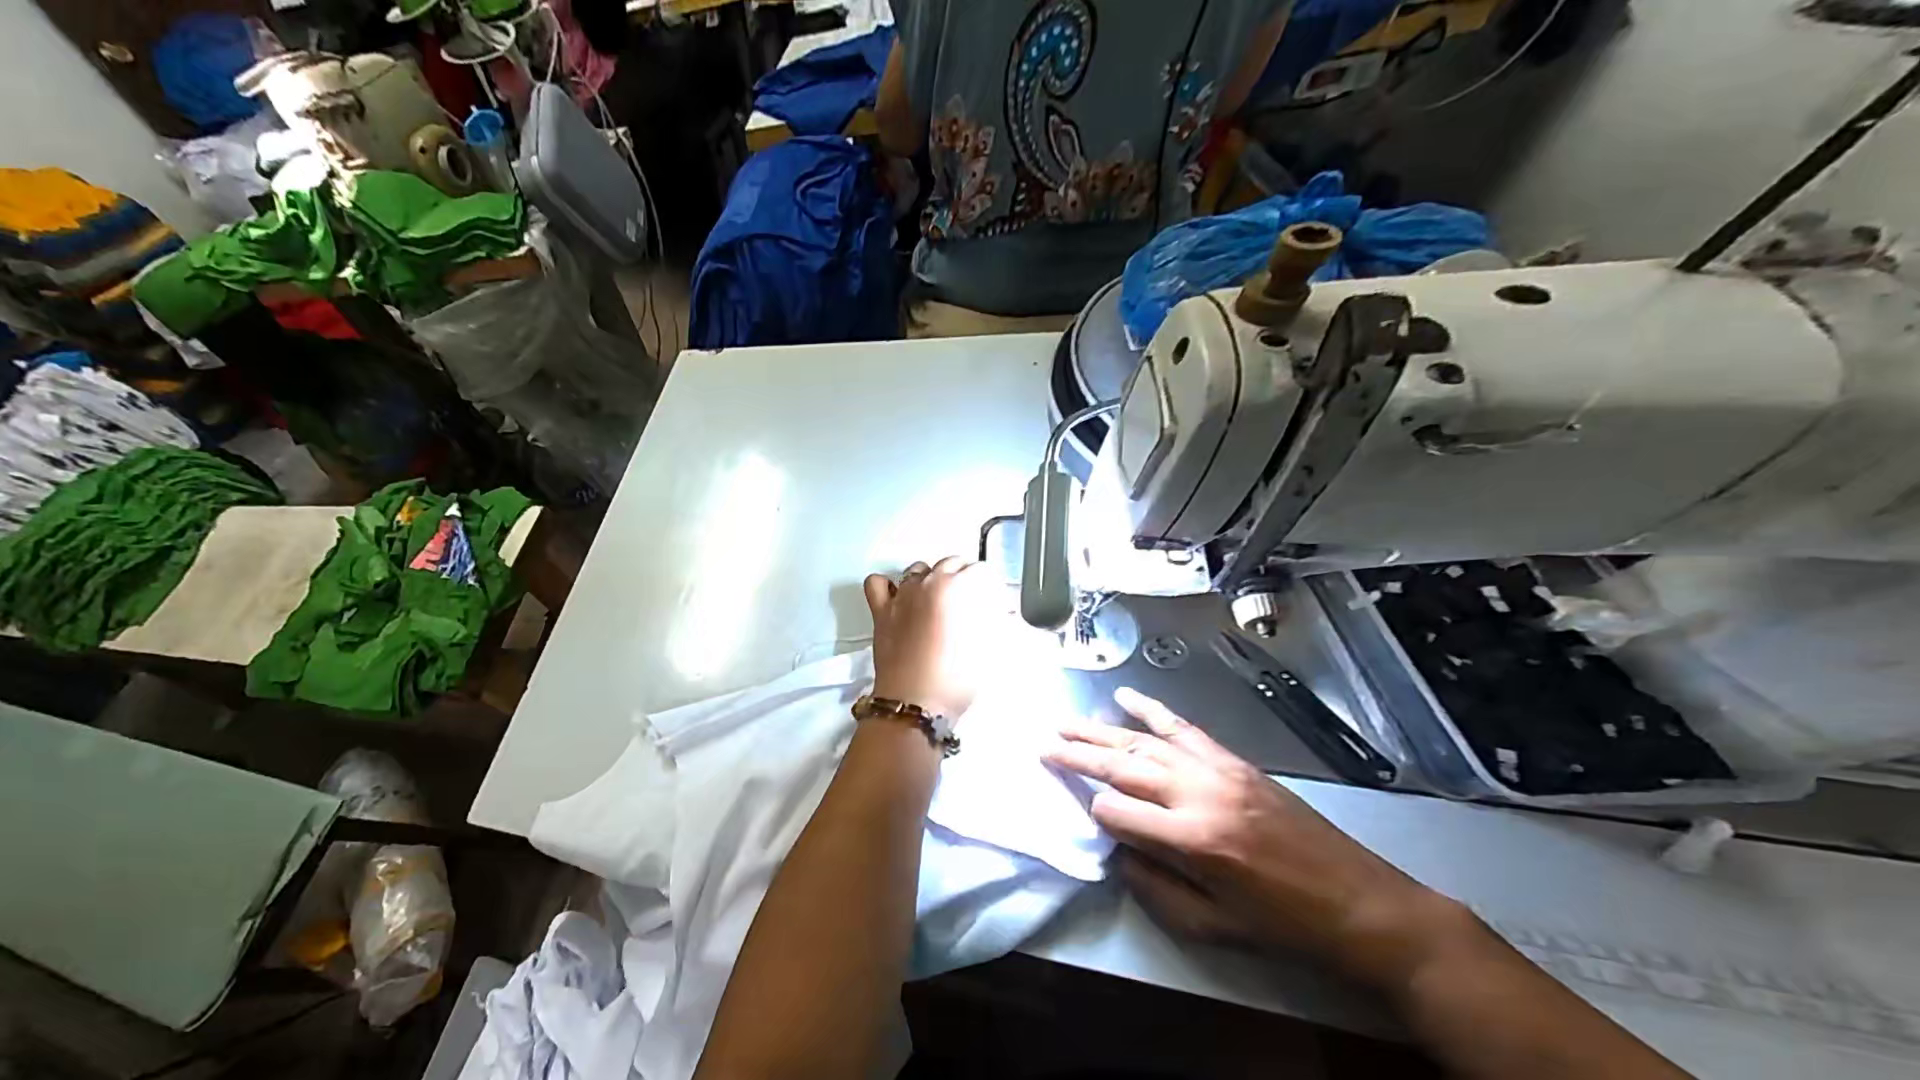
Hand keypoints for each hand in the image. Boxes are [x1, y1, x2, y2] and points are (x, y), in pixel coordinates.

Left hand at [863, 556, 997, 721]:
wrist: (912, 706)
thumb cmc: (954, 681)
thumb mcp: (987, 651)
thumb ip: (994, 624)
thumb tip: (1001, 612)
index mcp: (954, 589)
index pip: (980, 571)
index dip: (993, 586)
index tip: (998, 602)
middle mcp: (926, 584)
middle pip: (950, 564)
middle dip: (966, 576)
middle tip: (974, 600)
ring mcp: (900, 596)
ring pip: (917, 570)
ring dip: (932, 578)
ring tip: (940, 599)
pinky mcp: (880, 612)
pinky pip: (878, 583)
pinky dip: (889, 586)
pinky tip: (901, 598)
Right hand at [1043, 688, 1469, 986]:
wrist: (1358, 900)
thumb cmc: (1282, 924)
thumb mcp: (1212, 925)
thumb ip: (1154, 886)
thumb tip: (1118, 850)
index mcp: (1192, 840)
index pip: (1117, 813)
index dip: (1095, 817)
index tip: (1086, 821)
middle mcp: (1198, 794)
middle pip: (1123, 767)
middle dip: (1079, 756)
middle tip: (1044, 745)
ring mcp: (1217, 770)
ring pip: (1145, 742)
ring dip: (1102, 731)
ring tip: (1067, 724)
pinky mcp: (1234, 760)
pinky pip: (1184, 728)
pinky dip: (1151, 710)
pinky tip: (1125, 696)